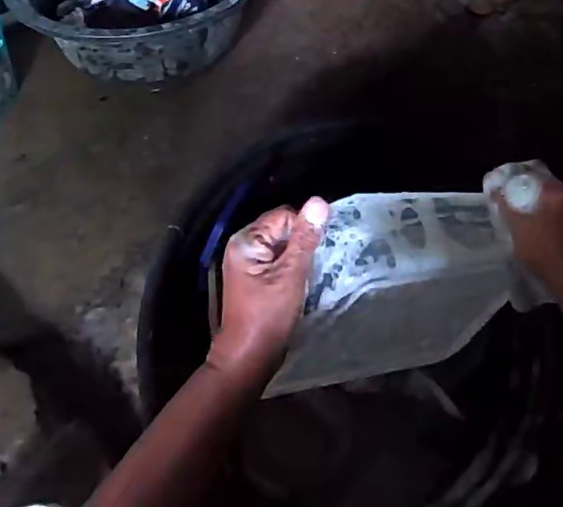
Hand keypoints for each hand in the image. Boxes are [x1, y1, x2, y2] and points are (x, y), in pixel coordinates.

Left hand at [208, 197, 328, 375]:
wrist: (247, 361)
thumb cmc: (268, 317)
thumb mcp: (291, 275)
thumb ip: (305, 238)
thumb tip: (319, 201)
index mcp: (247, 239)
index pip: (284, 215)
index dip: (304, 228)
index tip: (317, 250)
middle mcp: (243, 244)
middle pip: (282, 227)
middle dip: (302, 240)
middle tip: (316, 262)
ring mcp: (247, 261)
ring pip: (282, 244)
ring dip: (299, 254)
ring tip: (310, 271)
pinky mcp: (254, 276)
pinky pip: (278, 259)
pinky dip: (292, 266)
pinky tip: (301, 280)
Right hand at [491, 173, 562, 295]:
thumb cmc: (543, 248)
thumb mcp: (517, 227)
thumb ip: (506, 205)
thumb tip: (495, 190)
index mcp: (555, 191)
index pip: (534, 172)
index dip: (518, 176)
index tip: (505, 183)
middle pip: (545, 187)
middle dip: (528, 191)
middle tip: (511, 198)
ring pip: (553, 202)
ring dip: (539, 206)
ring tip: (522, 214)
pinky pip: (560, 216)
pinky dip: (548, 218)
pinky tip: (537, 229)